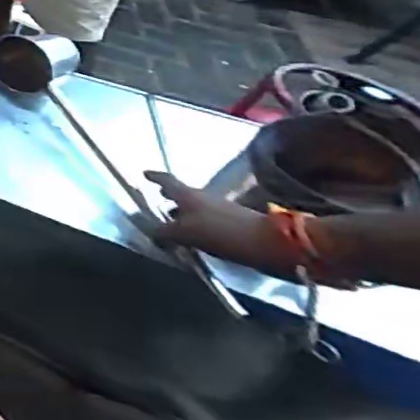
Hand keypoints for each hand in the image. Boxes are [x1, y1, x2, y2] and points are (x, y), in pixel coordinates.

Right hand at [144, 172, 296, 275]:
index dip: (155, 177)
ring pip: (195, 208)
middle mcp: (203, 197)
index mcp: (188, 195)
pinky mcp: (235, 224)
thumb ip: (166, 233)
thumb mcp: (188, 234)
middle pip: (181, 194)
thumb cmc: (224, 233)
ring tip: (175, 223)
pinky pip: (209, 220)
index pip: (166, 180)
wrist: (275, 244)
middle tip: (158, 200)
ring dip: (184, 213)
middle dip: (169, 197)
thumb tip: (152, 234)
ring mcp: (221, 210)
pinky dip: (199, 225)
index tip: (144, 174)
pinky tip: (198, 238)